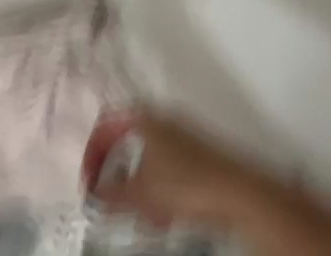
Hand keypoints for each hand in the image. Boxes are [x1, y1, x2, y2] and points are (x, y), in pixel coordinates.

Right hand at [89, 112, 253, 227]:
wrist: (240, 194)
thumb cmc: (185, 183)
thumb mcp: (140, 192)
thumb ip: (110, 193)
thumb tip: (92, 194)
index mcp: (144, 117)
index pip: (107, 124)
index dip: (93, 151)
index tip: (90, 177)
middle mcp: (164, 118)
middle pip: (130, 142)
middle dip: (119, 172)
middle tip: (114, 196)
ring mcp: (186, 135)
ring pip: (151, 159)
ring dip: (140, 187)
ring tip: (142, 213)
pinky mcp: (203, 156)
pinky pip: (171, 169)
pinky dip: (161, 189)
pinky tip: (165, 213)